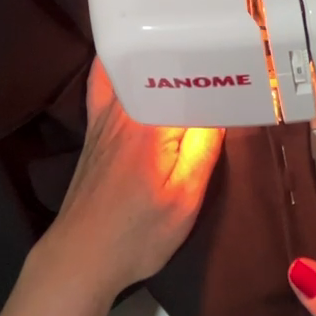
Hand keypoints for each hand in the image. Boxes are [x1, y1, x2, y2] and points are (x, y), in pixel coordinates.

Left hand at [0, 59, 224, 315]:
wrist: (81, 256)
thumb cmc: (137, 233)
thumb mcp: (184, 200)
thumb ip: (203, 149)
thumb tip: (219, 110)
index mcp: (150, 120)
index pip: (188, 81)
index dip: (213, 76)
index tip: (235, 74)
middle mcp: (123, 106)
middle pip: (160, 68)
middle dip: (189, 63)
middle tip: (219, 68)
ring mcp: (103, 112)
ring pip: (134, 67)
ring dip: (159, 60)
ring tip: (186, 60)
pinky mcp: (93, 124)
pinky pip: (105, 79)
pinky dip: (119, 65)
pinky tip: (134, 62)